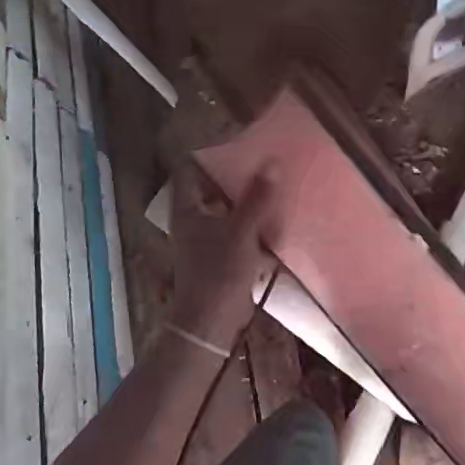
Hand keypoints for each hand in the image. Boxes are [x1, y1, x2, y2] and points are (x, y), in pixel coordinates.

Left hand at [168, 164, 281, 348]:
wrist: (211, 322)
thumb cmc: (218, 272)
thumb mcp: (241, 231)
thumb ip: (257, 198)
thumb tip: (272, 162)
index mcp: (188, 209)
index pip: (191, 170)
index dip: (210, 154)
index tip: (237, 142)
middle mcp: (194, 220)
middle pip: (213, 189)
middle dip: (237, 177)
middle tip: (263, 160)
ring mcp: (207, 239)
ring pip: (228, 211)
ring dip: (248, 201)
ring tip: (273, 183)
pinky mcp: (222, 257)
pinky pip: (239, 232)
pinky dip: (254, 225)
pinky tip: (276, 220)